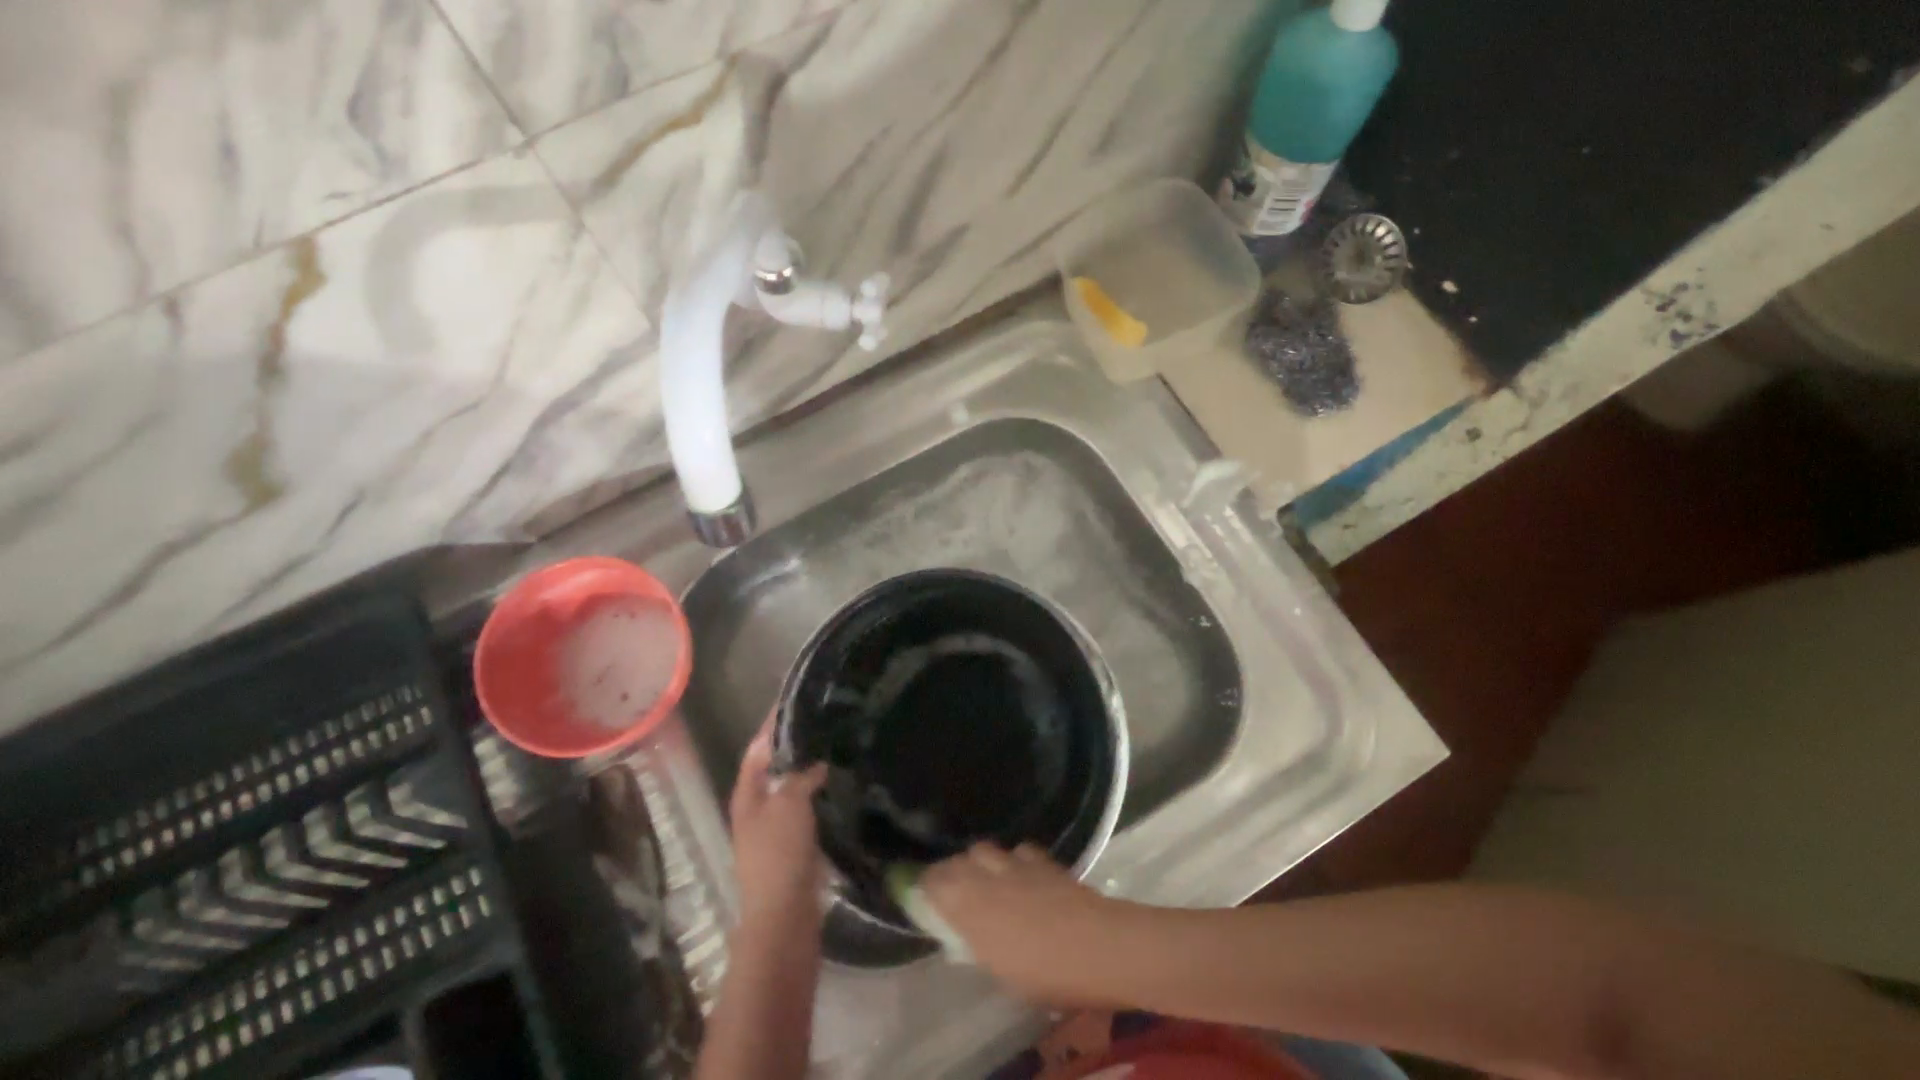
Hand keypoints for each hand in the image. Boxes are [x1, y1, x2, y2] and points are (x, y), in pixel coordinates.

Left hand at [728, 721, 828, 935]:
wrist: (785, 920)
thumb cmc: (779, 857)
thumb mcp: (789, 806)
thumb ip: (800, 778)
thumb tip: (815, 762)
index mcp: (747, 796)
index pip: (758, 750)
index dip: (772, 726)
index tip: (795, 701)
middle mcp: (757, 812)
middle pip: (774, 771)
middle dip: (795, 749)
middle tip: (826, 724)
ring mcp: (775, 834)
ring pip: (793, 794)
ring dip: (810, 775)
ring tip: (839, 750)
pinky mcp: (796, 852)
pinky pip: (808, 816)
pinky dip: (822, 801)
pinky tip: (843, 791)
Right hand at [920, 842, 1124, 1004]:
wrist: (1099, 948)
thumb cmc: (1047, 975)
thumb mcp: (1003, 975)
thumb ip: (981, 948)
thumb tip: (970, 940)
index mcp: (968, 909)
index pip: (933, 883)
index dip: (926, 887)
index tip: (925, 897)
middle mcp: (986, 879)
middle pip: (956, 861)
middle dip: (950, 871)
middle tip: (954, 889)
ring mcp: (1016, 866)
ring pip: (985, 849)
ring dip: (980, 861)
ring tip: (986, 877)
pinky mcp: (1044, 861)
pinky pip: (1019, 850)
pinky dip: (1015, 859)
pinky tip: (1023, 873)